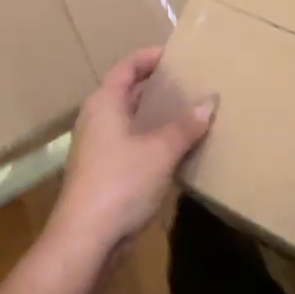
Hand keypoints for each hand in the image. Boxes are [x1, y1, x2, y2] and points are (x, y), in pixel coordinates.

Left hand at [47, 47, 214, 252]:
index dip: (149, 57)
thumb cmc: (121, 182)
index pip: (126, 67)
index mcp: (104, 102)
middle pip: (126, 92)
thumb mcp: (160, 151)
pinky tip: (174, 153)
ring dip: (154, 117)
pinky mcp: (101, 174)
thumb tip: (209, 101)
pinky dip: (150, 142)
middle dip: (155, 88)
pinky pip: (129, 145)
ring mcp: (96, 147)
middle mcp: (96, 118)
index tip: (174, 54)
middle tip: (188, 84)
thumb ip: (185, 126)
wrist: (86, 238)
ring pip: (128, 121)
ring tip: (187, 115)